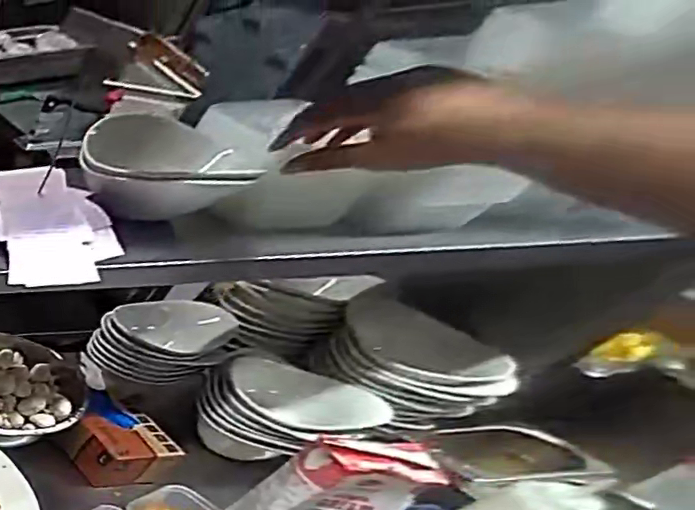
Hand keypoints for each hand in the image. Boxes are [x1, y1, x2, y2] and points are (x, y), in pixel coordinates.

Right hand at [270, 67, 530, 172]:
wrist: (500, 126)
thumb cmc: (434, 145)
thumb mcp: (374, 157)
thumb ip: (329, 159)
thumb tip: (291, 166)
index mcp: (373, 100)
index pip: (321, 111)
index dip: (294, 129)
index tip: (276, 148)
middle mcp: (389, 82)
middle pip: (339, 98)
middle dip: (312, 121)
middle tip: (293, 144)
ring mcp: (411, 77)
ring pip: (359, 95)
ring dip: (335, 117)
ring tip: (321, 141)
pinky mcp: (427, 80)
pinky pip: (381, 93)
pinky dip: (360, 111)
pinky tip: (357, 130)